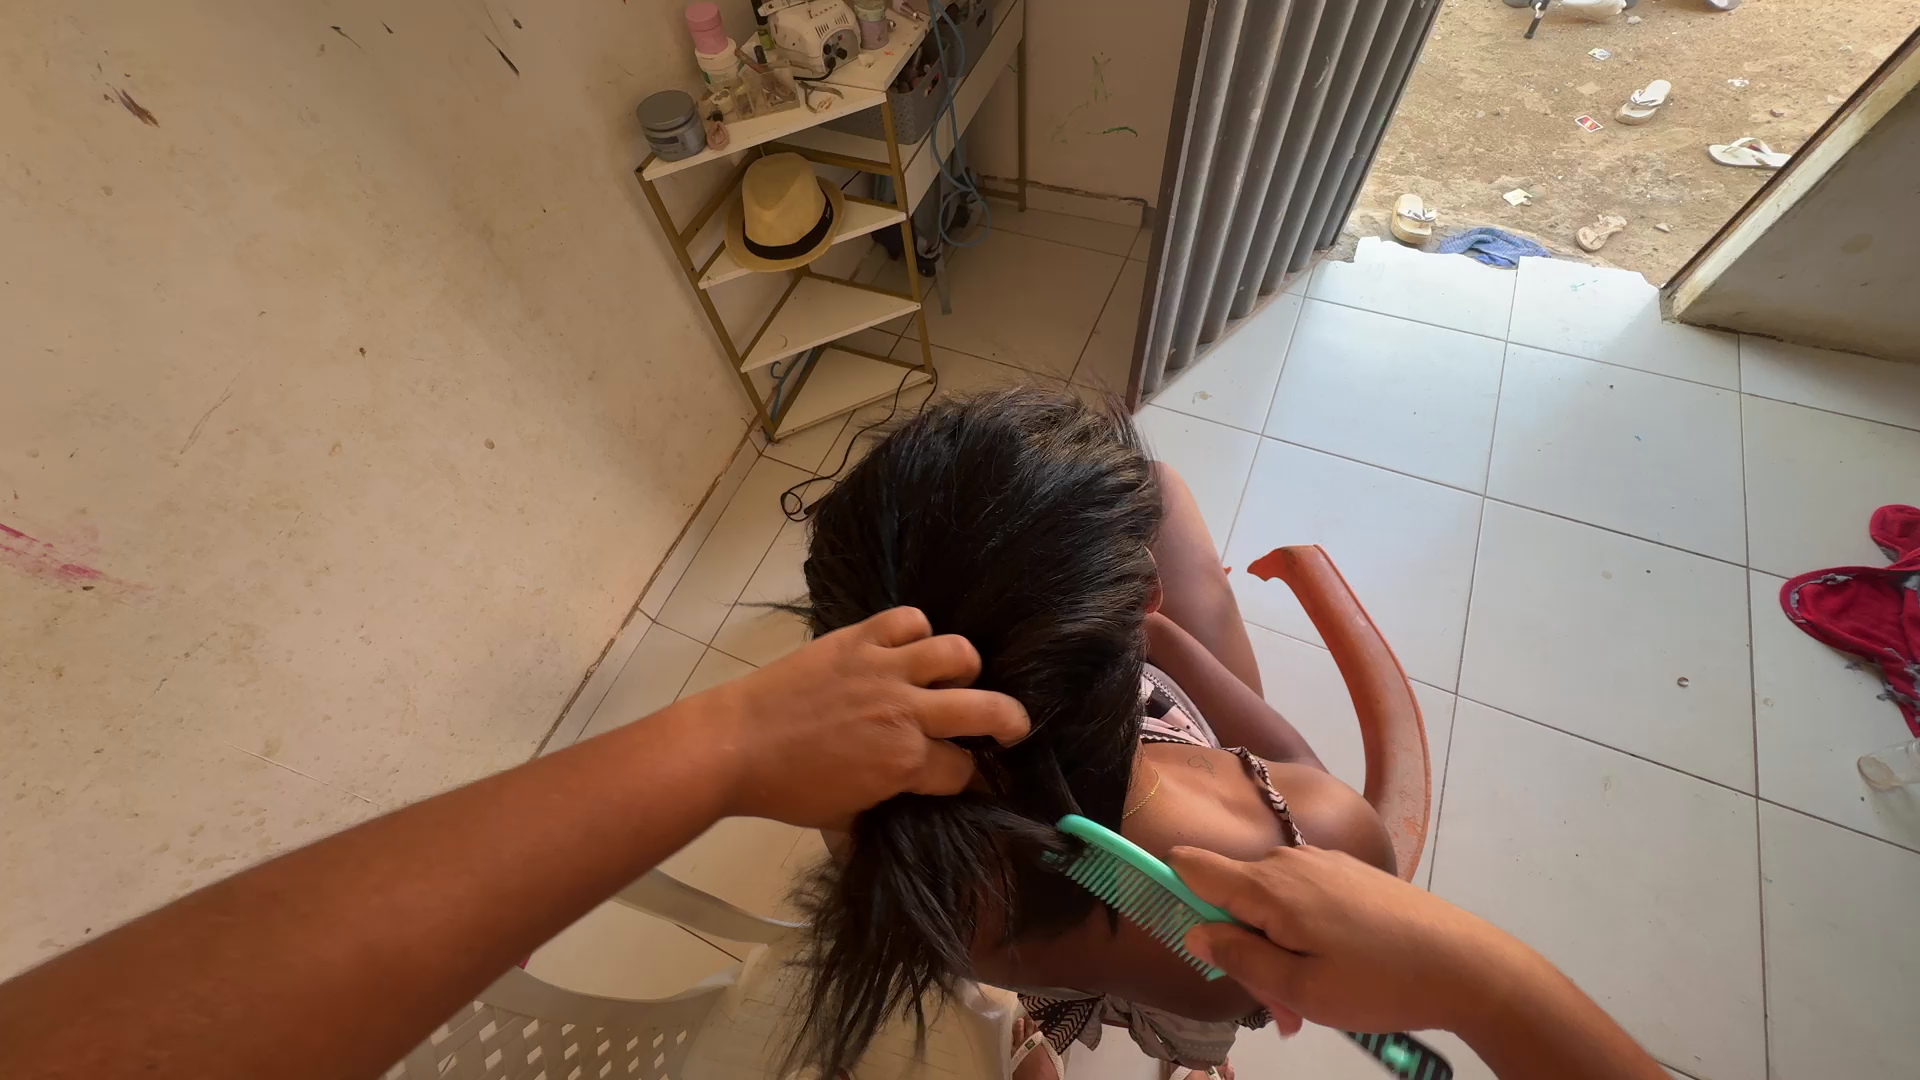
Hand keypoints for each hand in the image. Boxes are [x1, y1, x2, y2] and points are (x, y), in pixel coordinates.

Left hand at [694, 606, 1029, 828]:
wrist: (734, 745)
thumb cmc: (787, 789)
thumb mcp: (846, 817)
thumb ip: (890, 808)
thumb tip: (913, 804)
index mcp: (904, 762)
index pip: (963, 769)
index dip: (968, 778)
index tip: (965, 776)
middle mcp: (906, 711)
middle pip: (986, 709)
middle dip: (1011, 722)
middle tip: (1013, 727)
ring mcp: (885, 668)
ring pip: (957, 653)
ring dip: (965, 669)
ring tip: (956, 678)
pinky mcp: (861, 638)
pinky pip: (909, 620)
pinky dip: (916, 632)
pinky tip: (909, 648)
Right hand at [1171, 845, 1521, 1036]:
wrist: (1468, 964)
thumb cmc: (1379, 983)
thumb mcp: (1303, 989)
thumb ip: (1240, 956)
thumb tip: (1192, 929)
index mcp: (1266, 887)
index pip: (1190, 864)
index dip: (1171, 888)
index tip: (1183, 927)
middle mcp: (1283, 861)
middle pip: (1231, 894)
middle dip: (1241, 942)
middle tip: (1280, 1003)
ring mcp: (1316, 861)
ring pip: (1268, 899)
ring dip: (1274, 942)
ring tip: (1317, 993)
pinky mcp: (1342, 869)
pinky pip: (1299, 894)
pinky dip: (1301, 929)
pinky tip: (1339, 966)